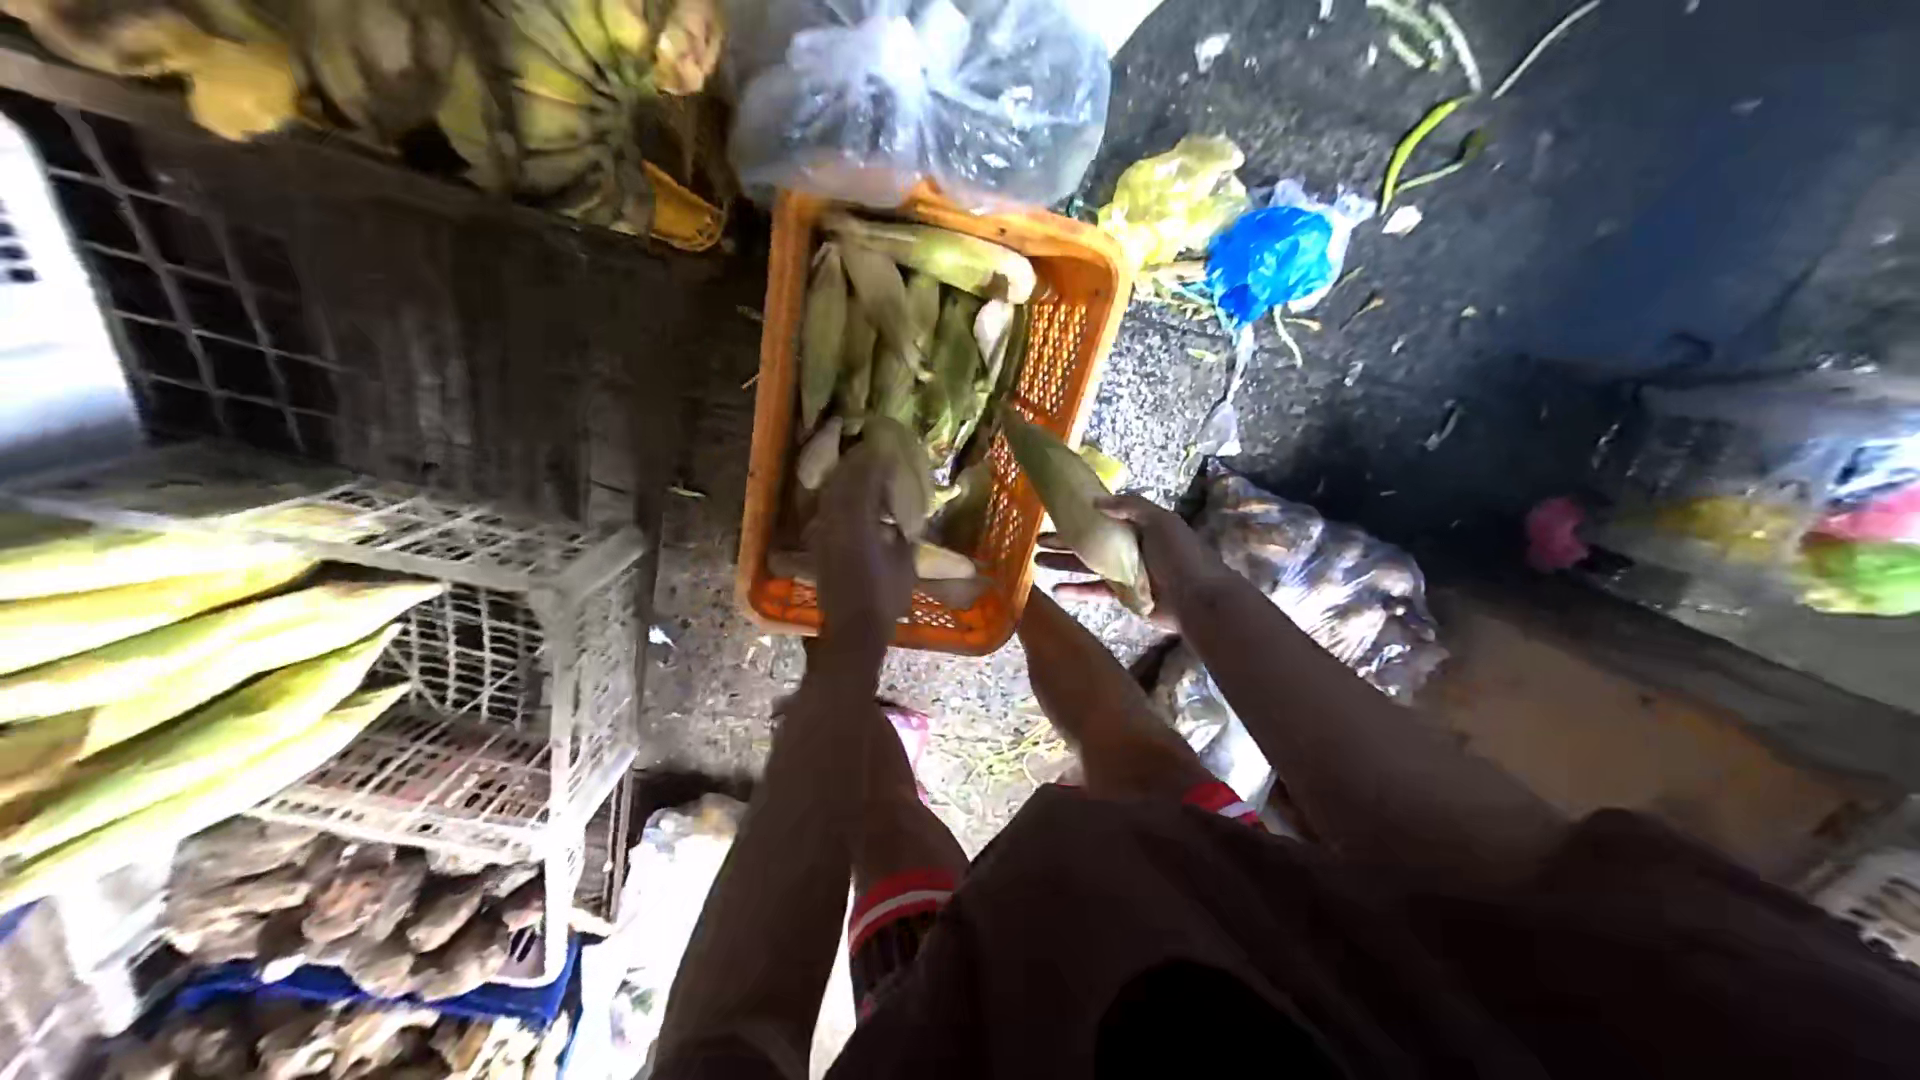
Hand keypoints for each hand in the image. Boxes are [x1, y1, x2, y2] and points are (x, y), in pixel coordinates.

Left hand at [809, 443, 914, 659]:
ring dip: (846, 482)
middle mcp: (833, 521)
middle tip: (873, 455)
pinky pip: (828, 512)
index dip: (873, 461)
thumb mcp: (903, 560)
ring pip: (831, 496)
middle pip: (842, 482)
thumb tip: (896, 519)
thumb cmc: (885, 596)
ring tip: (863, 475)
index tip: (885, 448)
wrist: (854, 629)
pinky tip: (854, 505)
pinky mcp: (818, 547)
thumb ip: (899, 532)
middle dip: (857, 465)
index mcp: (856, 520)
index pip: (862, 478)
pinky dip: (840, 501)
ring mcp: (822, 534)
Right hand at [1037, 495, 1231, 629]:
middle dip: (1064, 540)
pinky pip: (1095, 591)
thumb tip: (1096, 501)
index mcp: (1139, 526)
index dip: (1080, 516)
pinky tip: (1056, 591)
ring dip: (1063, 563)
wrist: (1199, 599)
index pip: (1103, 518)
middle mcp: (1131, 547)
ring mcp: (1126, 572)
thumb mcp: (1159, 521)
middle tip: (1037, 539)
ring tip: (1038, 561)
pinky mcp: (1124, 595)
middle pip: (1091, 541)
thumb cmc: (1181, 556)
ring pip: (1088, 566)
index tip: (1056, 514)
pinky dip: (1076, 591)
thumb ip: (1130, 507)